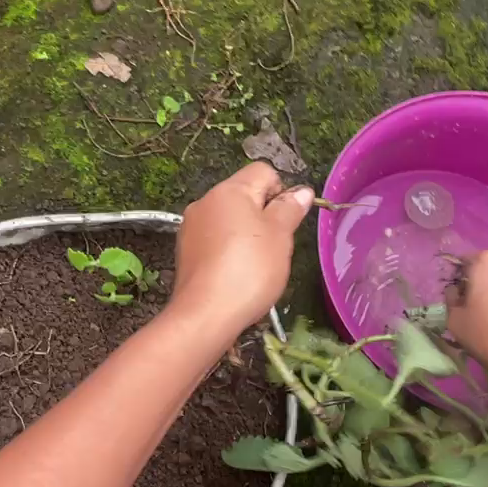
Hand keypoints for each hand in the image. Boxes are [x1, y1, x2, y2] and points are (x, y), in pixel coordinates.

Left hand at [170, 162, 310, 337]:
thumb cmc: (249, 270)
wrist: (205, 314)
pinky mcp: (186, 251)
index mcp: (229, 190)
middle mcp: (205, 202)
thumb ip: (290, 209)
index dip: (281, 192)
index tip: (285, 222)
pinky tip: (235, 274)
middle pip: (244, 196)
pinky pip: (215, 241)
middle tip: (274, 246)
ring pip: (229, 220)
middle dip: (264, 215)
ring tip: (254, 265)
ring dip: (246, 234)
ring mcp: (191, 227)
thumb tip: (301, 191)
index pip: (263, 172)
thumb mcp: (280, 236)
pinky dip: (228, 251)